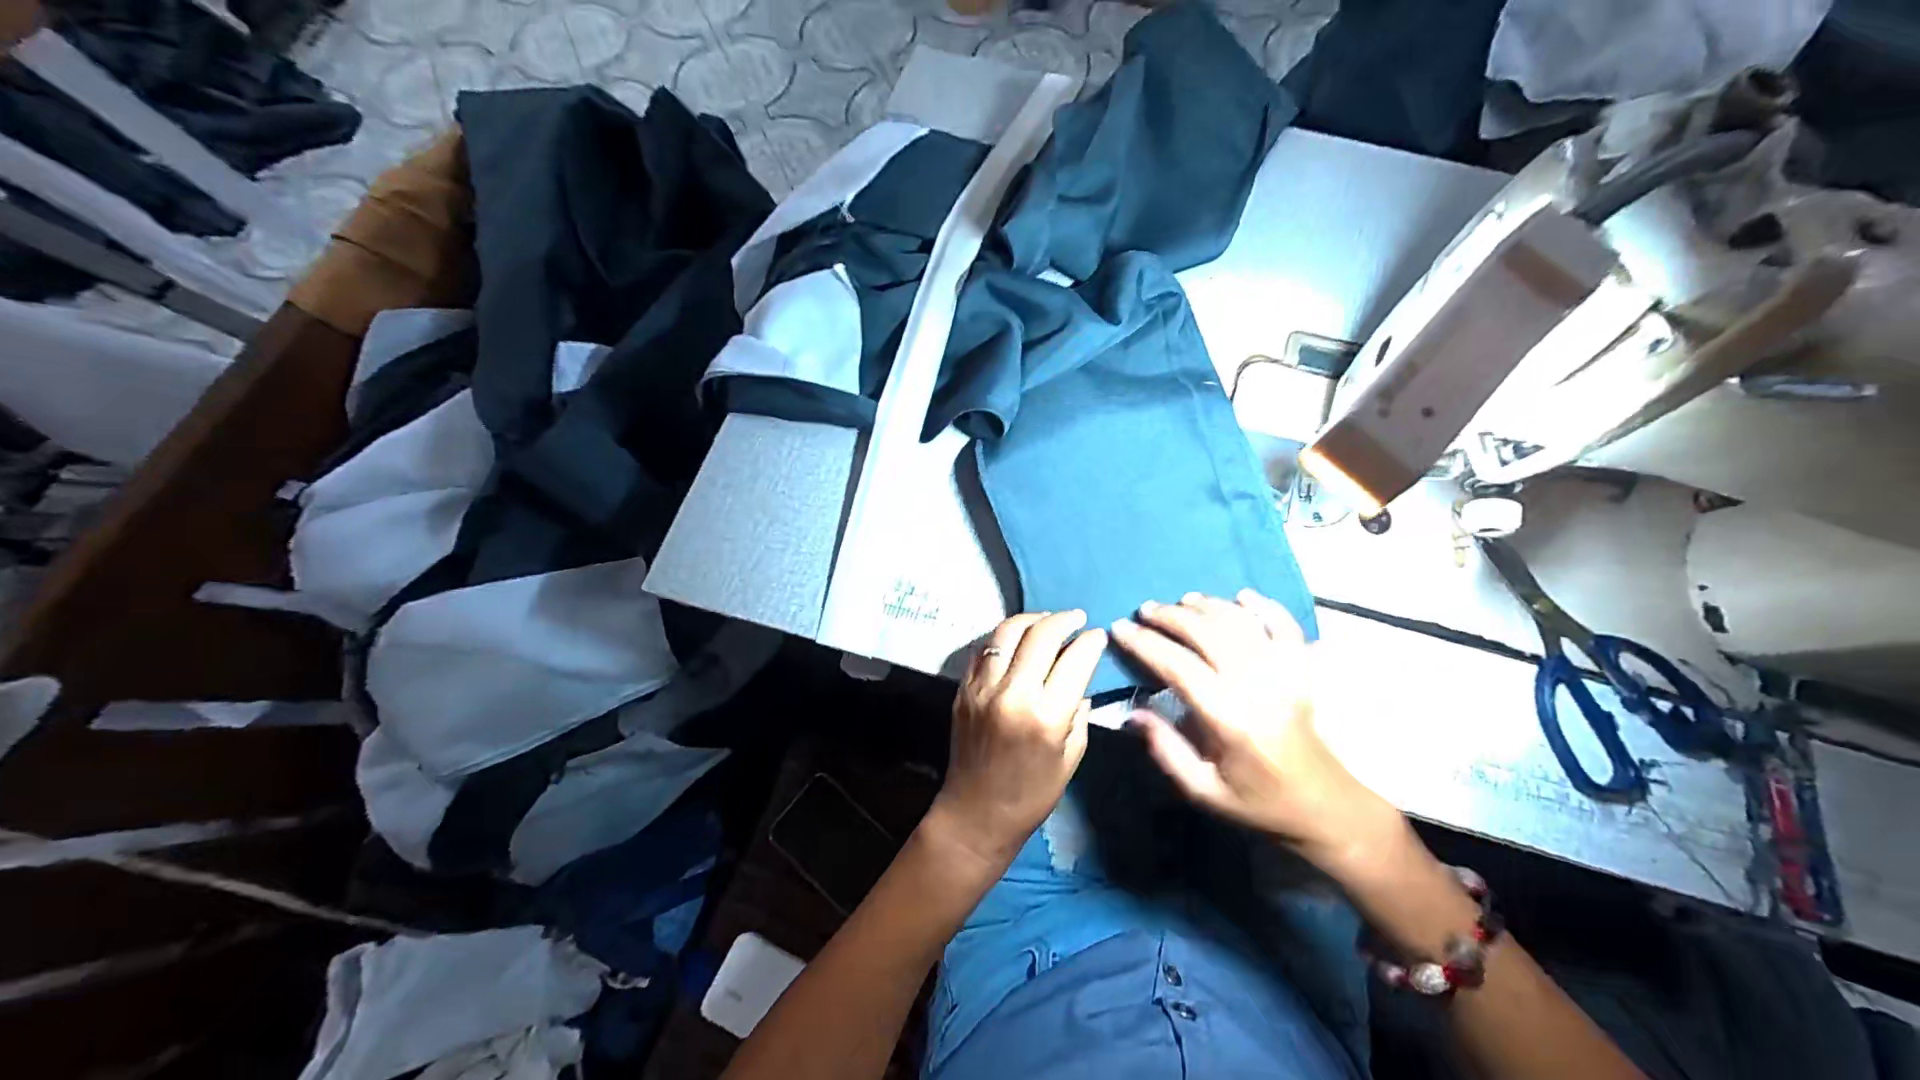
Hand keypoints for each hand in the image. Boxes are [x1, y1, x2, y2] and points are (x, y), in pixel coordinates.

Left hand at [925, 611, 1107, 870]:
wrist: (976, 811)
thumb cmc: (1033, 793)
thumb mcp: (1072, 756)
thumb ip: (1078, 711)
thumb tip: (1079, 675)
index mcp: (1046, 715)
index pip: (1074, 660)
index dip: (1091, 641)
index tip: (1098, 635)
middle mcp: (1012, 693)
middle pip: (1041, 635)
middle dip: (1064, 621)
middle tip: (1076, 619)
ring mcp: (982, 687)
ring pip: (1007, 632)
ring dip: (1032, 620)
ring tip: (1047, 621)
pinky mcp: (963, 688)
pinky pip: (984, 648)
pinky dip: (1004, 637)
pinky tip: (1018, 638)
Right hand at [1109, 591, 1400, 870]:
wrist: (1322, 806)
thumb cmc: (1257, 801)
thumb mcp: (1202, 789)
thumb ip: (1165, 749)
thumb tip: (1132, 713)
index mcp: (1228, 718)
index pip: (1177, 666)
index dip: (1145, 643)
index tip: (1120, 628)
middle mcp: (1256, 687)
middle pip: (1207, 633)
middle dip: (1170, 616)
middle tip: (1144, 610)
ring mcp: (1283, 674)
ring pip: (1240, 622)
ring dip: (1208, 606)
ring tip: (1181, 601)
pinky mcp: (1301, 671)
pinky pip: (1285, 626)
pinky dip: (1264, 606)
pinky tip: (1241, 596)